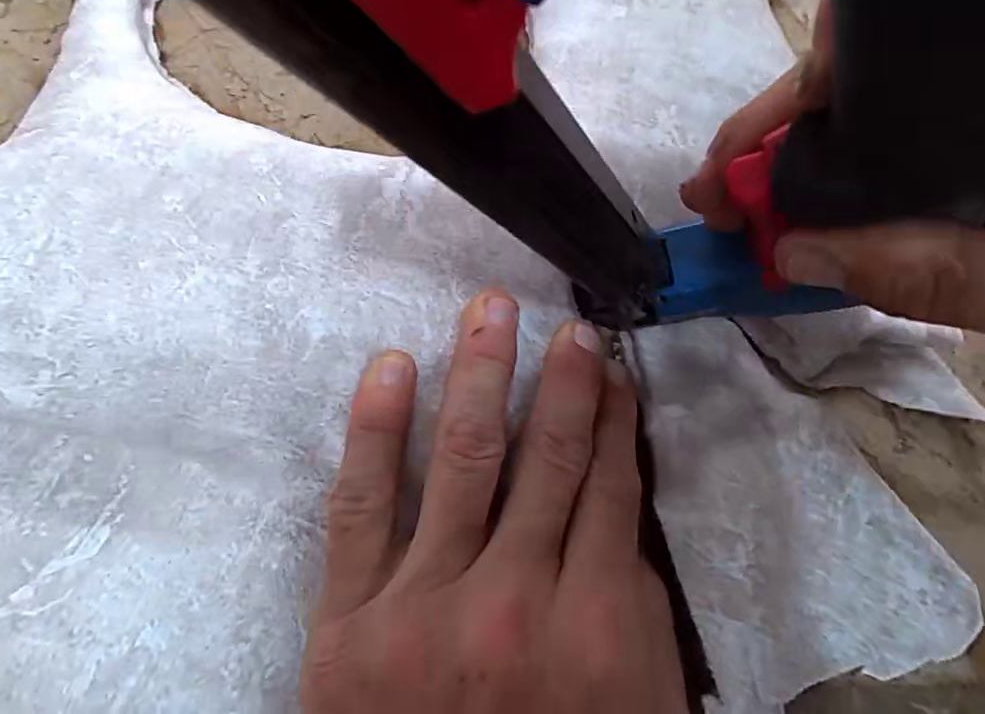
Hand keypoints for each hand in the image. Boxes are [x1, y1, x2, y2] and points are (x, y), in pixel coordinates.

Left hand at [301, 290, 687, 713]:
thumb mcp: (639, 692)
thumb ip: (631, 590)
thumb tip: (613, 487)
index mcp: (595, 624)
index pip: (610, 481)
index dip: (614, 415)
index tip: (611, 366)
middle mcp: (513, 603)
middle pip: (549, 459)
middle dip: (564, 382)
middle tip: (569, 326)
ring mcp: (422, 611)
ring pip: (463, 459)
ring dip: (480, 372)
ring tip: (489, 310)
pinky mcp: (345, 630)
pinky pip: (359, 509)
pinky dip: (375, 431)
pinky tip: (391, 368)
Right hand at [683, 0, 984, 413]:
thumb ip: (932, 273)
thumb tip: (787, 249)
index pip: (934, 11)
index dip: (825, 80)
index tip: (750, 150)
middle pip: (917, 30)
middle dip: (813, 110)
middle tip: (732, 179)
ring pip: (931, 61)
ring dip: (846, 126)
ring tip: (766, 185)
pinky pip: (962, 86)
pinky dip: (898, 136)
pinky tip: (848, 180)